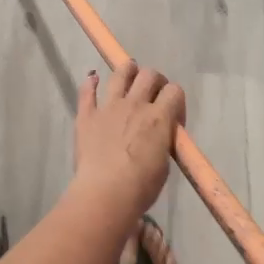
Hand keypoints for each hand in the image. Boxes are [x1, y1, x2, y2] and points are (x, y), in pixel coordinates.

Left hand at [71, 61, 185, 227]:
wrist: (105, 193)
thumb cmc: (141, 186)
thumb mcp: (164, 164)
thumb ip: (162, 142)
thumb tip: (159, 137)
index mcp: (159, 117)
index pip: (175, 91)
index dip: (176, 100)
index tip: (174, 117)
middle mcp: (135, 104)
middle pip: (149, 75)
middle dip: (155, 80)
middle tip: (153, 93)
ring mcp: (109, 107)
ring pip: (119, 75)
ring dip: (127, 70)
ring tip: (129, 71)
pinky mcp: (87, 115)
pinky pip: (87, 92)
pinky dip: (90, 84)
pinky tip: (92, 80)